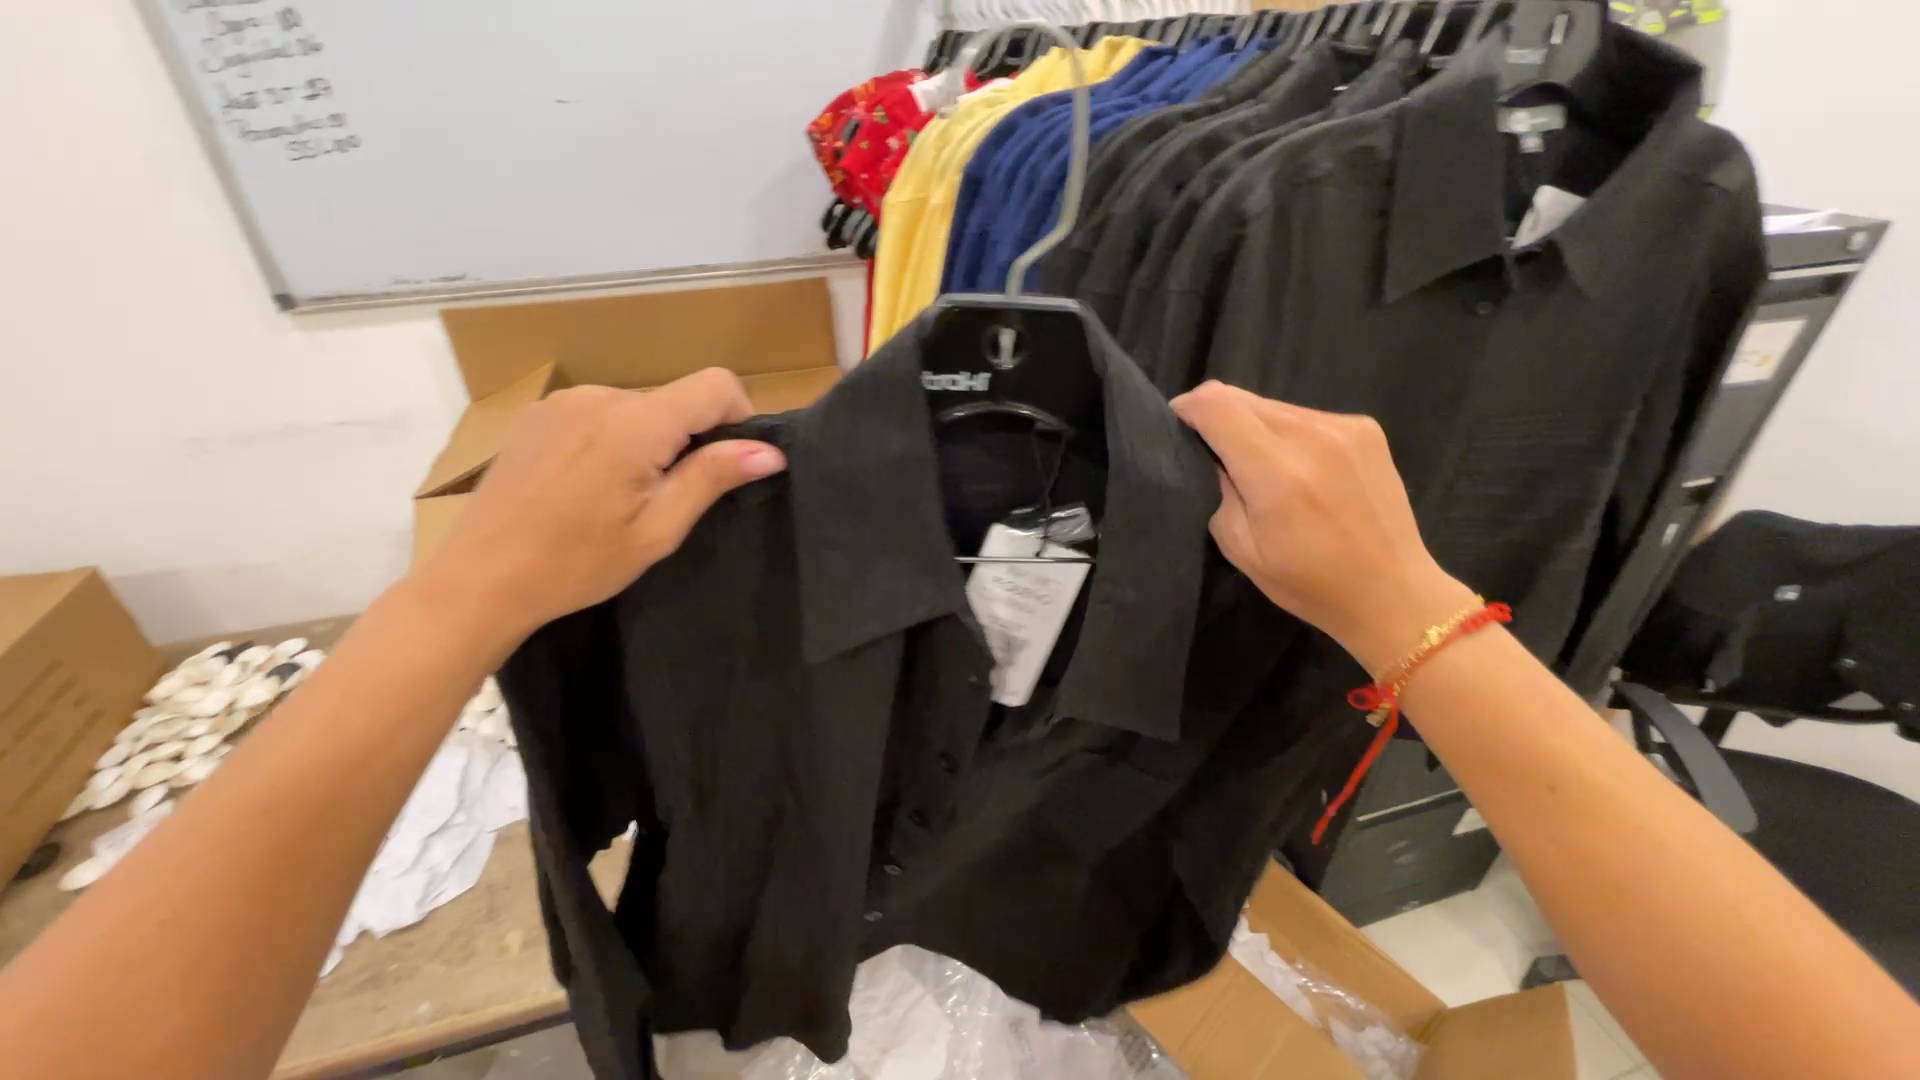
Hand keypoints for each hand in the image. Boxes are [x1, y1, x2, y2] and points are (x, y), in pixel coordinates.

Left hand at [417, 369, 786, 640]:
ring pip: (638, 408)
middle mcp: (599, 396)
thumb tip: (770, 451)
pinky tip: (588, 484)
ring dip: (649, 441)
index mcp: (635, 424)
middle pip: (675, 399)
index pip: (716, 385)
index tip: (730, 463)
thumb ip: (713, 477)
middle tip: (668, 499)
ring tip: (622, 496)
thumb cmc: (578, 563)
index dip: (738, 417)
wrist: (482, 578)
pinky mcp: (538, 414)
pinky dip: (613, 439)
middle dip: (688, 439)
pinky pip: (600, 413)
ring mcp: (563, 402)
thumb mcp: (658, 529)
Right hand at [1171, 382, 1475, 673]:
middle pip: (1241, 398)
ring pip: (1272, 404)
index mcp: (1277, 472)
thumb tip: (1214, 455)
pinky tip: (1296, 467)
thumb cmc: (1308, 582)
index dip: (1187, 408)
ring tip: (1255, 465)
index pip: (1216, 405)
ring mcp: (1344, 427)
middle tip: (1211, 453)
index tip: (1177, 427)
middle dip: (1216, 417)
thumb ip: (1219, 491)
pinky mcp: (1365, 428)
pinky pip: (1304, 414)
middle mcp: (1312, 436)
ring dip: (1251, 424)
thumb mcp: (1240, 547)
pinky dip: (1285, 432)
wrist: (1392, 591)